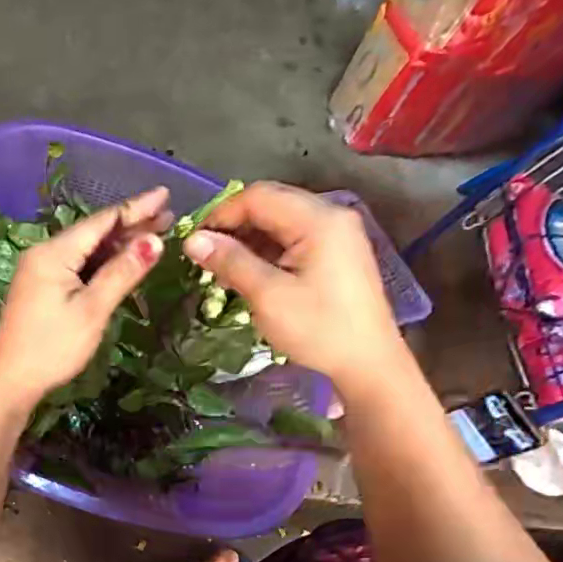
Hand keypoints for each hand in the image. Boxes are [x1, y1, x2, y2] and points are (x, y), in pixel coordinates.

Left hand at [0, 186, 170, 412]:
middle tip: (168, 216)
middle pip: (95, 232)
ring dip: (120, 242)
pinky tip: (124, 260)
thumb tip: (154, 242)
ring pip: (88, 249)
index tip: (165, 194)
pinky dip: (105, 261)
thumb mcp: (92, 310)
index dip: (136, 207)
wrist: (11, 382)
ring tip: (155, 234)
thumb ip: (122, 273)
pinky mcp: (44, 288)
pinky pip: (80, 265)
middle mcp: (46, 254)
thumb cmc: (52, 347)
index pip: (102, 221)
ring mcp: (42, 271)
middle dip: (132, 223)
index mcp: (54, 252)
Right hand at [184, 182, 408, 397]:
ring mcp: (340, 235)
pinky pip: (298, 240)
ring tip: (226, 268)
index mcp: (318, 219)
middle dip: (236, 226)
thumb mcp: (269, 296)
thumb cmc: (319, 330)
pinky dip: (271, 251)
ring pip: (284, 222)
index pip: (258, 197)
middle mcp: (332, 216)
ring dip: (252, 240)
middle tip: (207, 254)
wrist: (369, 364)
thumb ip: (231, 262)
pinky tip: (254, 274)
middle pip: (272, 204)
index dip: (221, 214)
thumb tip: (192, 241)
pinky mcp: (341, 255)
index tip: (195, 241)